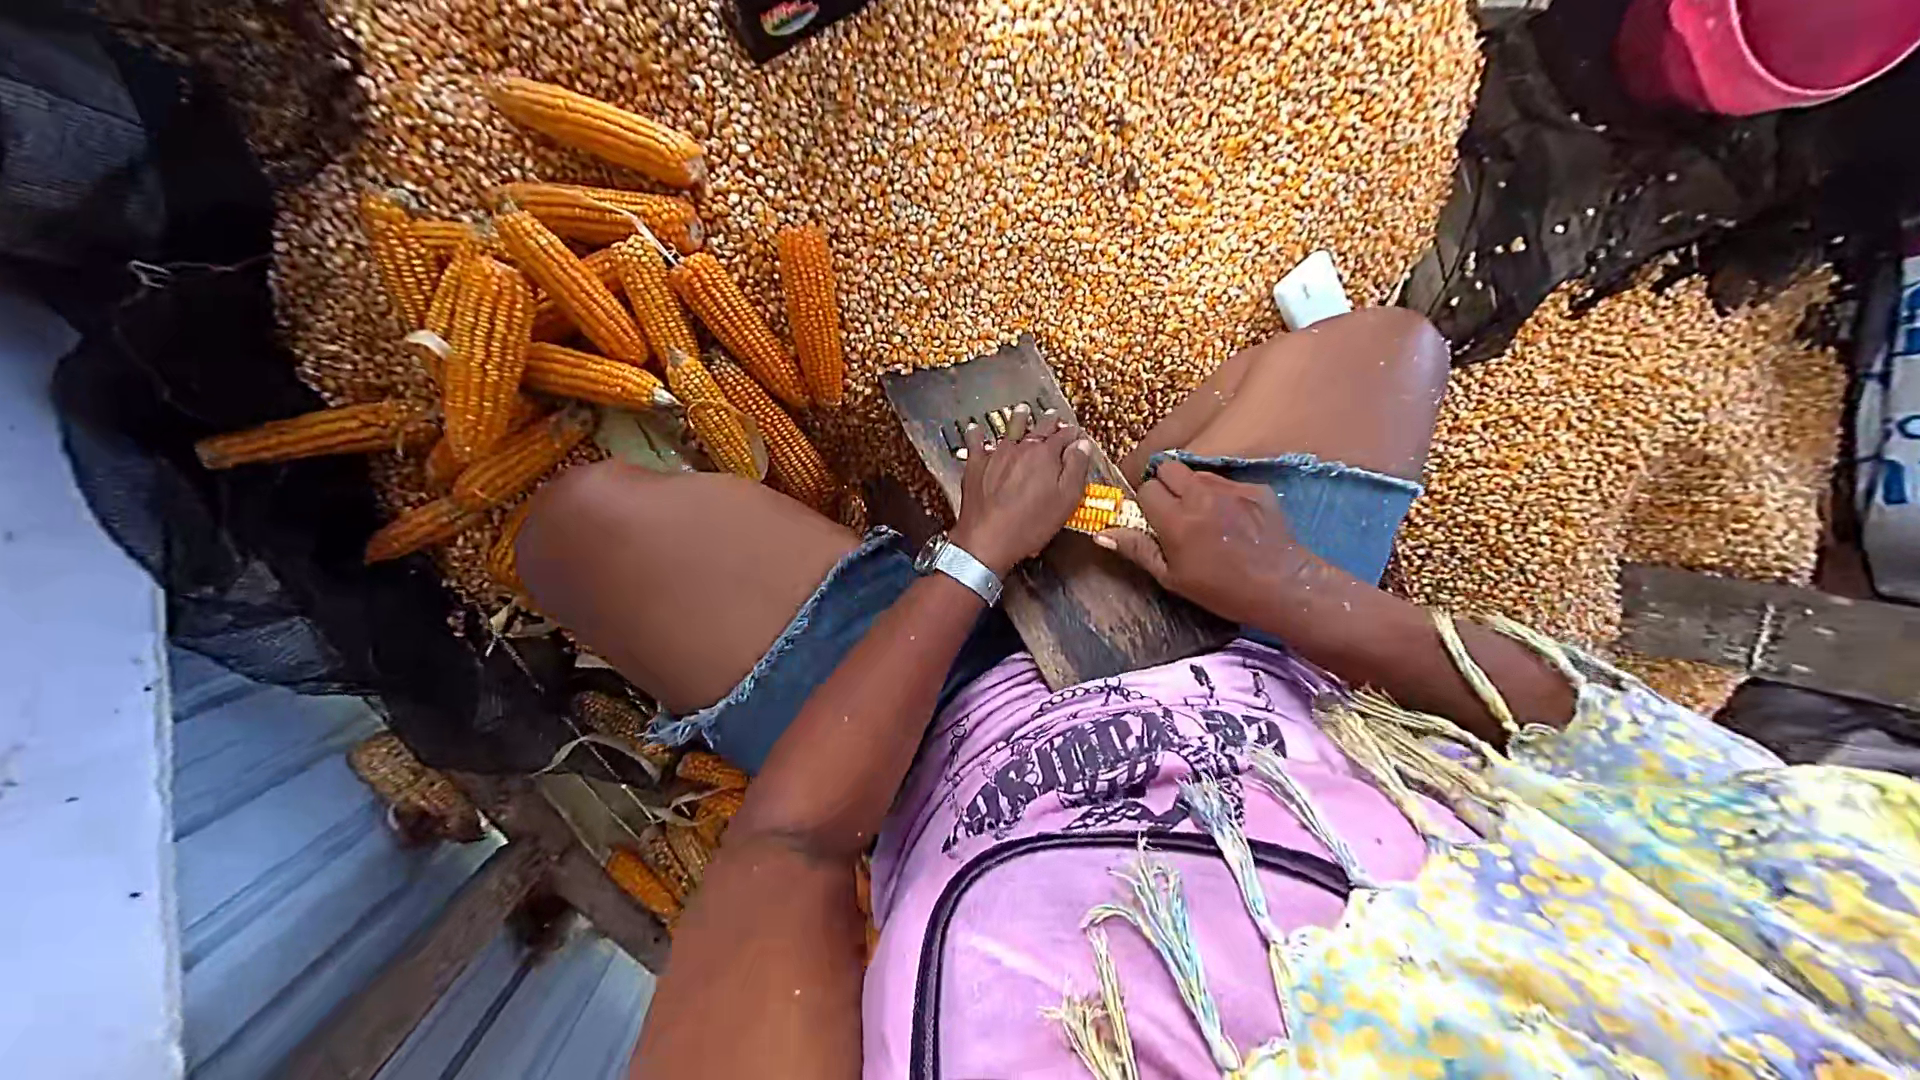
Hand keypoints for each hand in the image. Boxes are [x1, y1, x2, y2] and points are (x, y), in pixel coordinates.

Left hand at [948, 406, 1092, 576]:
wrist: (988, 538)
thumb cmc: (1031, 524)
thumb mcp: (1066, 500)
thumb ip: (1076, 469)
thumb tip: (1082, 444)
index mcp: (1045, 455)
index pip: (1063, 436)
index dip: (1072, 433)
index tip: (1076, 431)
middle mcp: (1021, 448)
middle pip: (1038, 429)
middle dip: (1048, 421)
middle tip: (1053, 416)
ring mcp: (996, 454)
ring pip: (1009, 430)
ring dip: (1018, 418)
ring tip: (1022, 409)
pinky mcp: (975, 465)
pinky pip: (975, 443)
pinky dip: (976, 434)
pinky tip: (975, 428)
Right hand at [1096, 459, 1334, 622]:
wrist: (1283, 587)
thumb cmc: (1221, 590)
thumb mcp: (1171, 577)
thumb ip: (1137, 549)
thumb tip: (1101, 533)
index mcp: (1176, 519)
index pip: (1146, 488)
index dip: (1146, 504)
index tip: (1154, 521)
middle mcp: (1200, 495)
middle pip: (1168, 467)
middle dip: (1165, 484)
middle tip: (1173, 510)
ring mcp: (1231, 488)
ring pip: (1197, 473)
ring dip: (1193, 488)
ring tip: (1205, 517)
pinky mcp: (1256, 488)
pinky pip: (1227, 482)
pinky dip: (1222, 496)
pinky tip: (1233, 520)